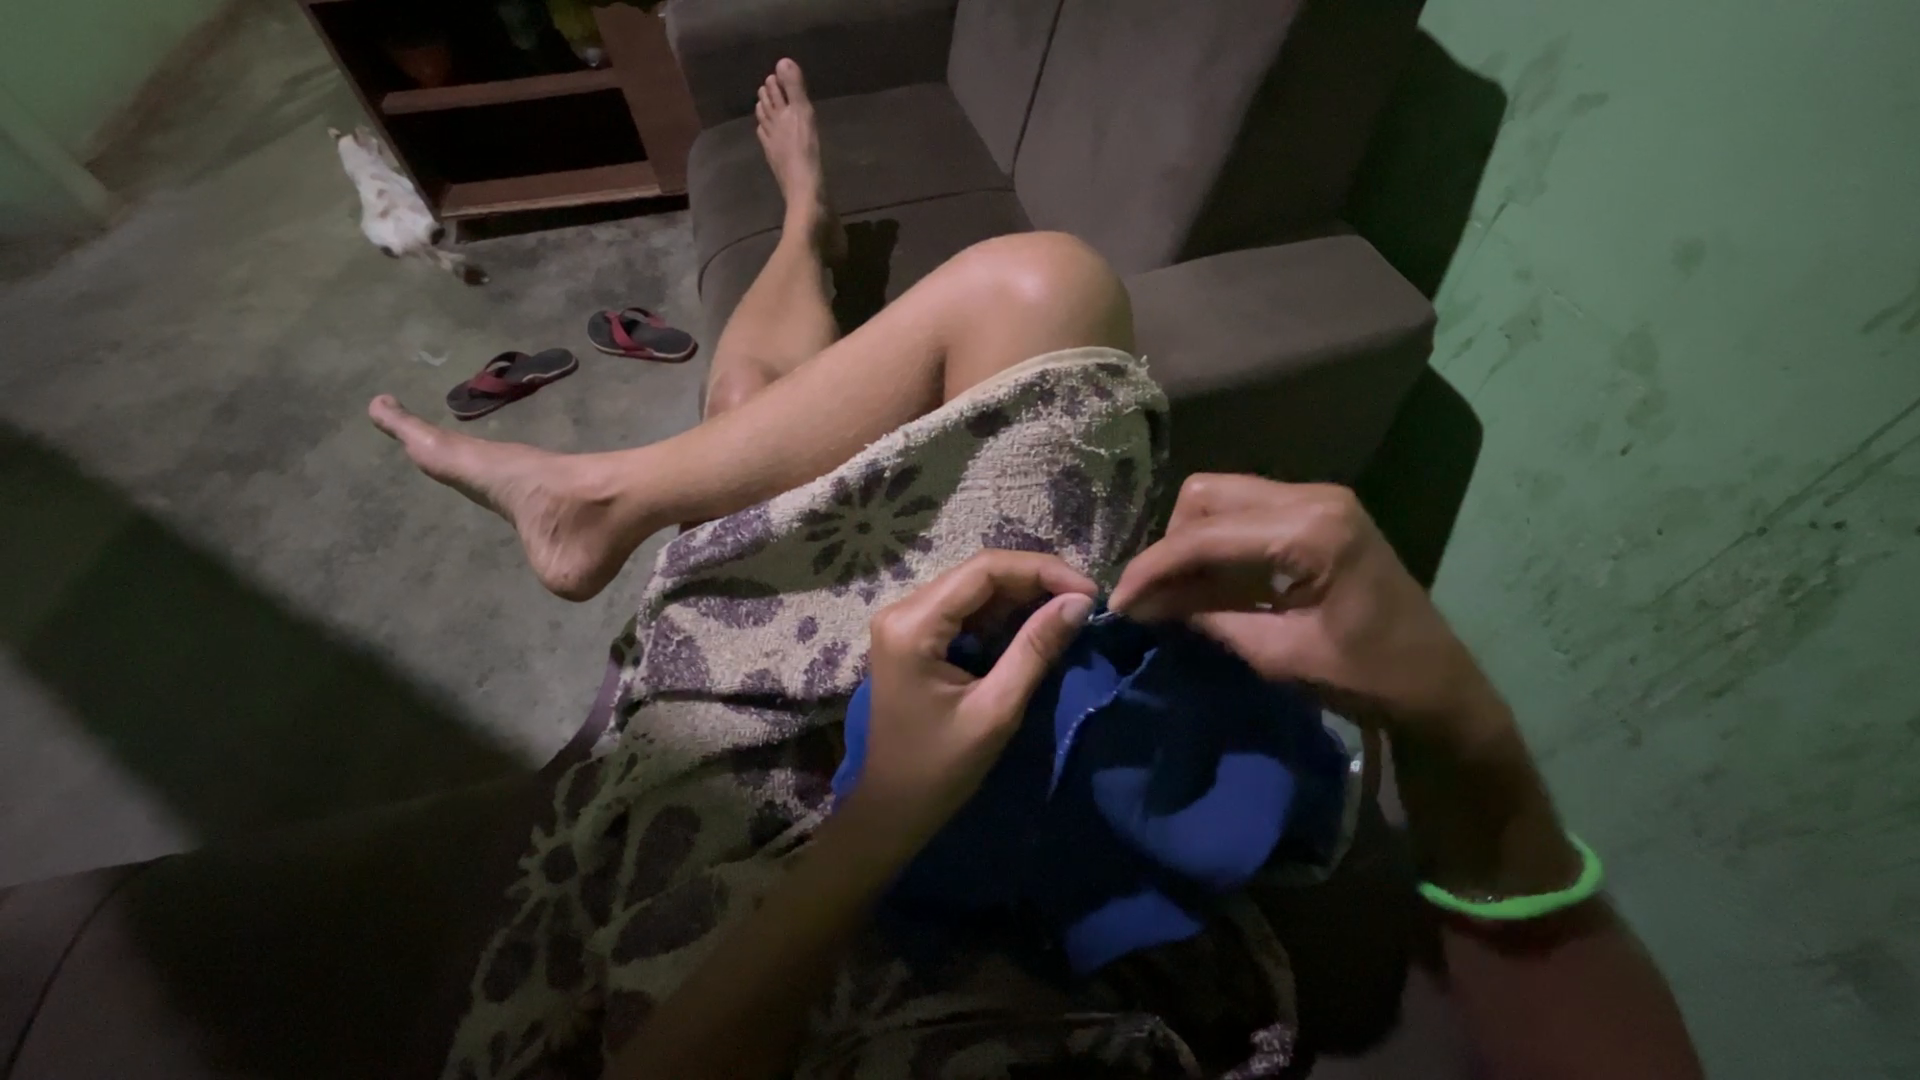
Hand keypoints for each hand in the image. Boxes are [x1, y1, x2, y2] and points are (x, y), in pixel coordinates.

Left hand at [857, 550, 1096, 848]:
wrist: (893, 807)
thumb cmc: (940, 768)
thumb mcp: (996, 710)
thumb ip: (1035, 649)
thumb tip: (1080, 601)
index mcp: (912, 625)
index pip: (983, 570)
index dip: (1041, 570)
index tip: (1089, 590)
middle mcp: (902, 610)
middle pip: (978, 574)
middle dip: (1036, 580)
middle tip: (1086, 601)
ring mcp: (906, 621)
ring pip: (975, 588)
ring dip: (1024, 595)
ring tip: (1070, 609)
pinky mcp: (915, 635)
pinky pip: (966, 609)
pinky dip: (1004, 613)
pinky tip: (1037, 622)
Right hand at [1109, 475, 1504, 738]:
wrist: (1441, 687)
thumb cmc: (1371, 679)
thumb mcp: (1279, 655)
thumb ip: (1207, 618)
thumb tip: (1141, 605)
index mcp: (1313, 530)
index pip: (1205, 535)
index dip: (1153, 568)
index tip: (1118, 602)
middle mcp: (1313, 497)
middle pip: (1206, 496)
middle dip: (1170, 547)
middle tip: (1153, 598)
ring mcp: (1318, 499)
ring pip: (1220, 497)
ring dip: (1189, 542)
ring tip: (1175, 593)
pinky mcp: (1317, 512)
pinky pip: (1244, 512)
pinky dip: (1216, 542)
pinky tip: (1206, 581)